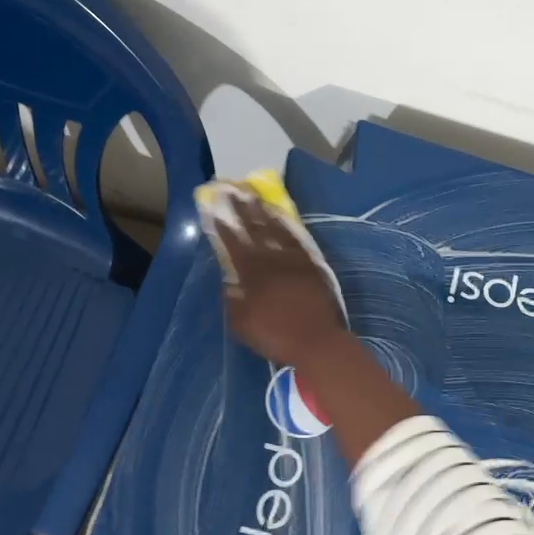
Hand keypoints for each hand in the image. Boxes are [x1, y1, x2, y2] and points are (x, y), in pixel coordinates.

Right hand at [212, 192, 346, 366]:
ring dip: (263, 213)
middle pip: (254, 230)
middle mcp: (272, 261)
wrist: (318, 341)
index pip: (234, 246)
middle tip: (233, 192)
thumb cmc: (277, 337)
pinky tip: (282, 218)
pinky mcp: (311, 264)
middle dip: (241, 211)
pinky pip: (297, 239)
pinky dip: (287, 226)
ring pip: (276, 230)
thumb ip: (233, 304)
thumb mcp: (243, 327)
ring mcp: (294, 260)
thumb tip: (228, 286)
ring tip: (254, 197)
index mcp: (253, 275)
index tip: (215, 212)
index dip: (224, 228)